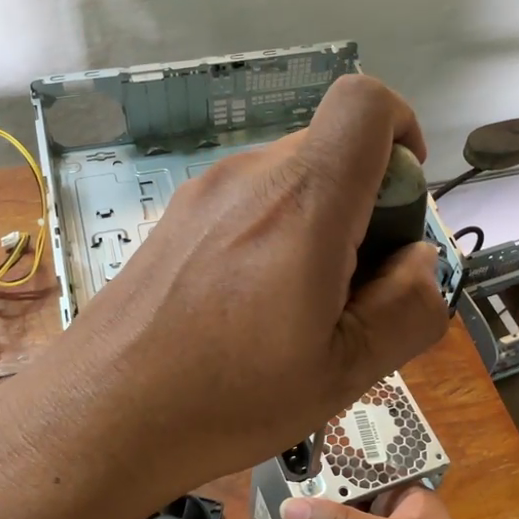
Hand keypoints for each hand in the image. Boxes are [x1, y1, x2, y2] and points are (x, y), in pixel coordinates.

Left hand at [47, 75, 450, 492]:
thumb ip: (410, 306)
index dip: (403, 130)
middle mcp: (250, 177)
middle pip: (333, 151)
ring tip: (300, 314)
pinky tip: (252, 311)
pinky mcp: (176, 219)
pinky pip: (249, 205)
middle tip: (354, 293)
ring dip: (320, 228)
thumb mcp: (346, 371)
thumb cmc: (228, 398)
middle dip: (367, 207)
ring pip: (292, 182)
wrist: (101, 415)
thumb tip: (418, 258)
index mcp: (302, 202)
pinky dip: (276, 238)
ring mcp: (204, 194)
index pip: (366, 103)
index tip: (402, 204)